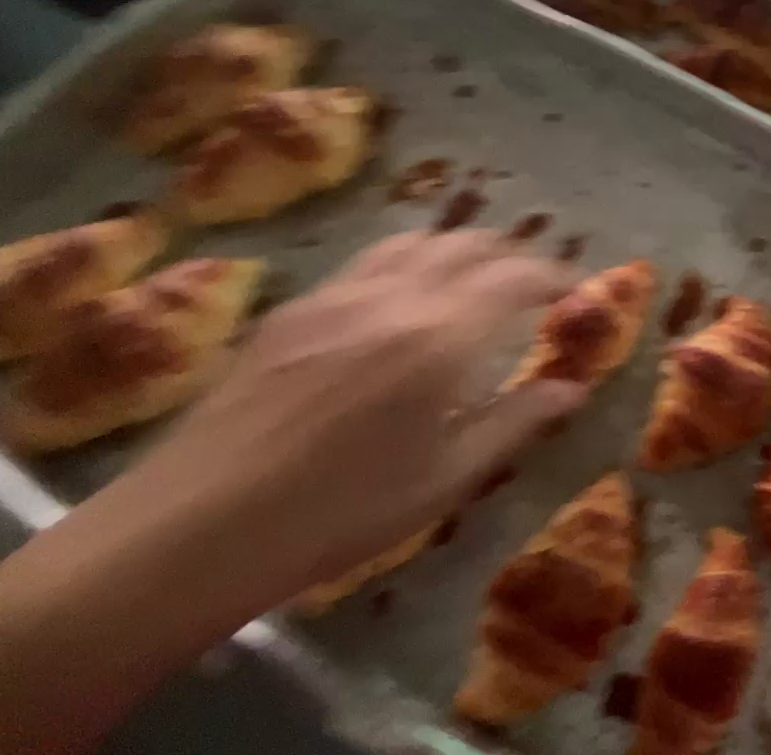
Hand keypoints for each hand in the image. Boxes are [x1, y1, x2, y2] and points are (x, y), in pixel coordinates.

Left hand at [114, 230, 580, 599]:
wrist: (194, 529)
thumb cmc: (340, 512)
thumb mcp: (448, 477)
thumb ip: (518, 420)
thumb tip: (573, 388)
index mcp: (438, 337)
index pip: (514, 276)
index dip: (554, 275)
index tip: (576, 289)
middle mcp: (391, 297)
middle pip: (467, 244)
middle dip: (512, 254)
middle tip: (536, 282)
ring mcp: (336, 296)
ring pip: (413, 242)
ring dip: (459, 249)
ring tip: (477, 278)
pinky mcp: (293, 310)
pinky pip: (367, 263)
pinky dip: (409, 263)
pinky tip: (405, 301)